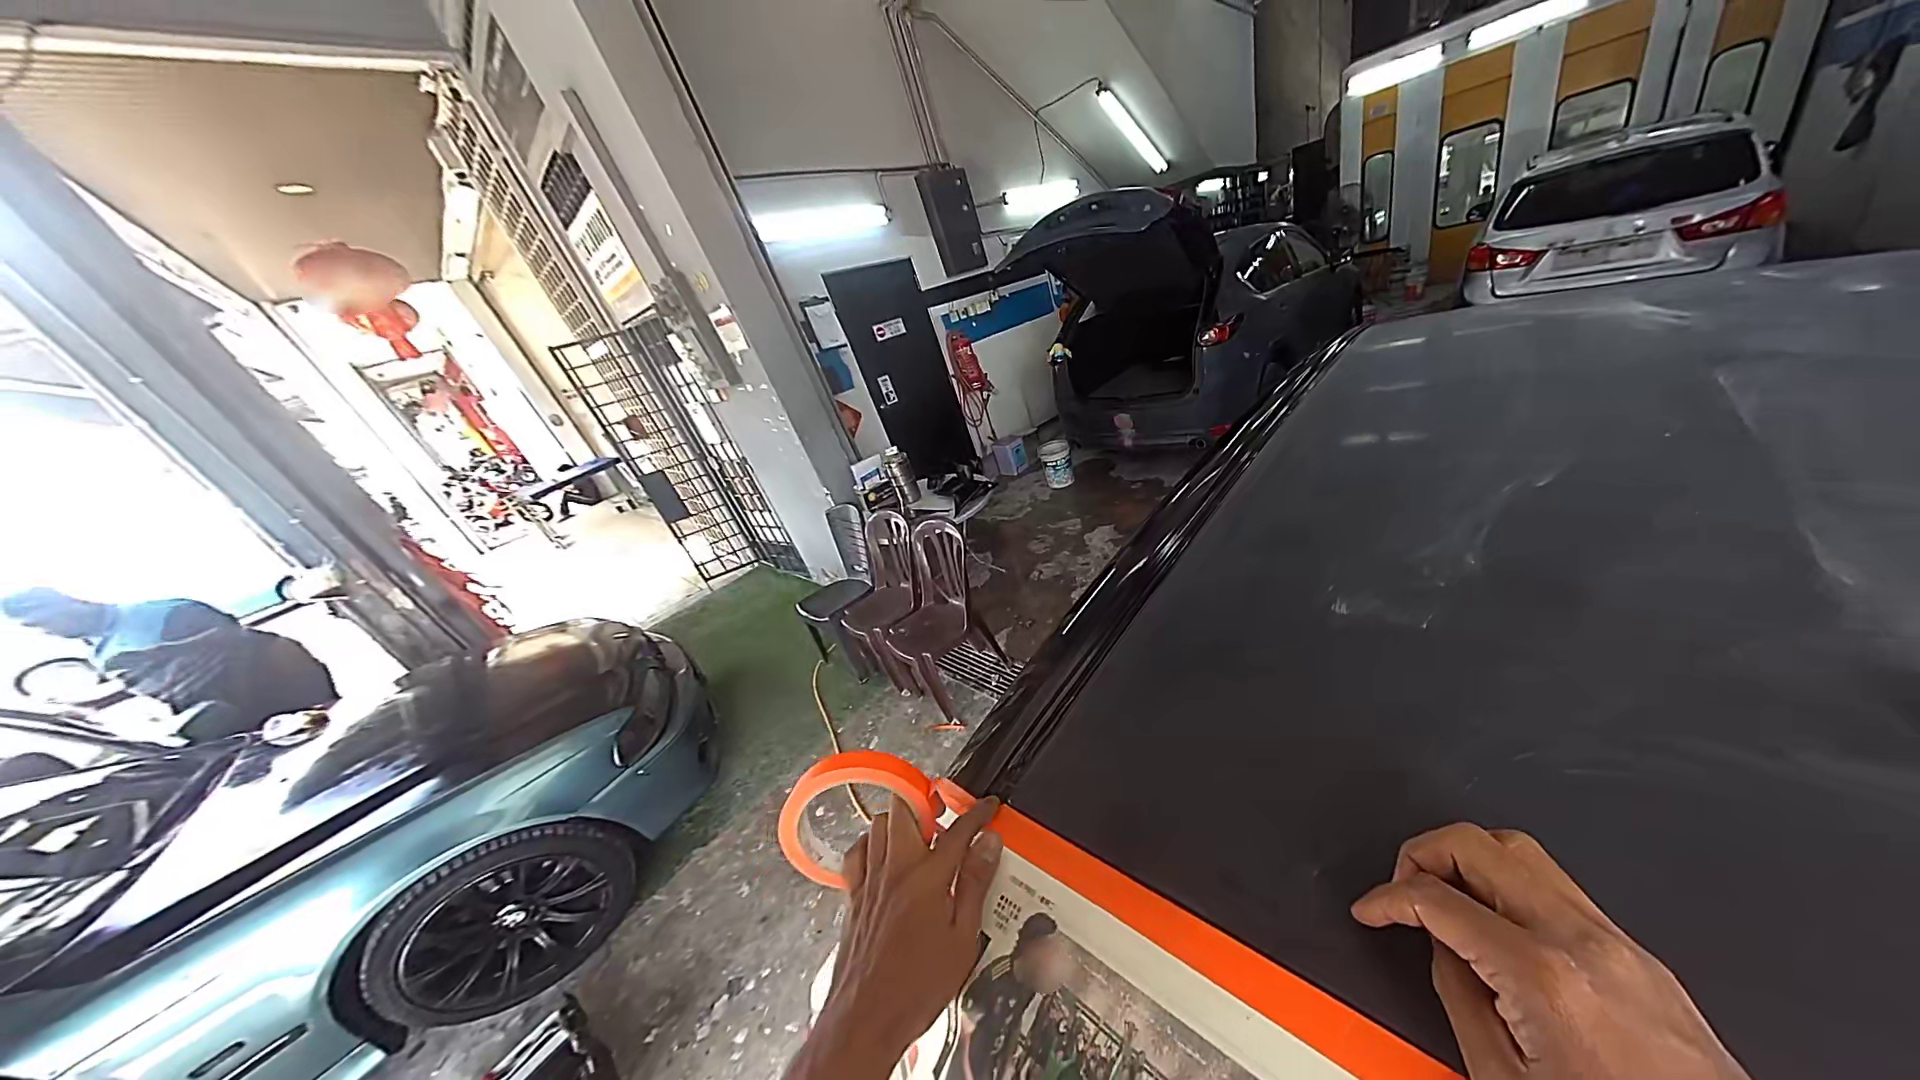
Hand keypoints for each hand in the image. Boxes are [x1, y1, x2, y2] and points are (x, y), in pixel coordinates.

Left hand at [788, 794, 1002, 1079]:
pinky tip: (882, 853)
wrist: (864, 1018)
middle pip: (904, 808)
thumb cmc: (913, 988)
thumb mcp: (963, 939)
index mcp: (927, 878)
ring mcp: (871, 879)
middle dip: (926, 800)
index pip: (958, 830)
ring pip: (879, 823)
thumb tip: (988, 845)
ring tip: (920, 832)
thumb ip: (975, 884)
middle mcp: (895, 870)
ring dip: (900, 819)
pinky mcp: (853, 894)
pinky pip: (857, 851)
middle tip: (944, 811)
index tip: (987, 808)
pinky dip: (871, 842)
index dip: (977, 813)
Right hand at [1351, 823, 1748, 1079]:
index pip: (1434, 897)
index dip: (1387, 898)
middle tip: (1401, 889)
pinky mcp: (1643, 956)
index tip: (1372, 909)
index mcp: (1541, 975)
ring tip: (1444, 897)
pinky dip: (1507, 884)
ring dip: (1466, 860)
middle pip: (1475, 844)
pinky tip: (1493, 921)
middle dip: (1420, 854)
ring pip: (1519, 850)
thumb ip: (1457, 993)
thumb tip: (1438, 945)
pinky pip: (1557, 885)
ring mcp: (1621, 944)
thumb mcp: (1500, 1073)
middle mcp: (1583, 943)